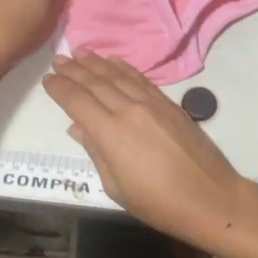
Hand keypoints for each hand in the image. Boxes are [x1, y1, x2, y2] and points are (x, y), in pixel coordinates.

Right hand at [42, 52, 255, 248]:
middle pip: (96, 83)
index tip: (47, 79)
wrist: (211, 198)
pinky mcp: (170, 104)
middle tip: (58, 59)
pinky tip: (113, 62)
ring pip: (118, 76)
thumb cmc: (159, 203)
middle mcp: (130, 110)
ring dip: (97, 63)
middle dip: (74, 70)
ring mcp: (152, 104)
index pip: (78, 102)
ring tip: (80, 53)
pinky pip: (141, 79)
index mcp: (112, 134)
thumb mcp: (117, 187)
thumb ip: (96, 152)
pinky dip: (124, 68)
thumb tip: (77, 127)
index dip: (60, 89)